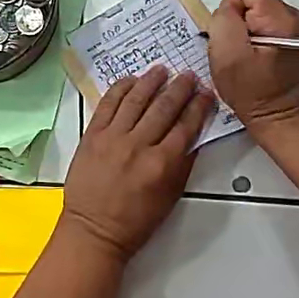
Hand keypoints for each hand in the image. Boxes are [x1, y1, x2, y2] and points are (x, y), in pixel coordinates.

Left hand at [61, 67, 216, 264]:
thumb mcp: (170, 196)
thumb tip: (193, 138)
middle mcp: (138, 145)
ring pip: (135, 101)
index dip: (199, 107)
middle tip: (188, 75)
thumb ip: (182, 164)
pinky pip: (108, 105)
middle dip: (179, 89)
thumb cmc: (134, 220)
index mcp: (163, 164)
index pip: (186, 126)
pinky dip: (119, 90)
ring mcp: (112, 137)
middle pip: (163, 108)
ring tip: (161, 70)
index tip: (206, 93)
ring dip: (150, 82)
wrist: (94, 227)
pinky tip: (129, 80)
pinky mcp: (92, 135)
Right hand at [209, 0, 298, 128]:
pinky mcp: (290, 32)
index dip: (231, 3)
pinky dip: (251, 32)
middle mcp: (293, 16)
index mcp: (279, 18)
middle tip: (237, 43)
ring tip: (244, 50)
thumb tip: (231, 1)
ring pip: (254, 5)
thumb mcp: (224, 49)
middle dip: (237, 14)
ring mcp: (294, 24)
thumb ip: (225, 14)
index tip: (234, 29)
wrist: (274, 113)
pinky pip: (260, 17)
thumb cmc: (250, 88)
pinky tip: (251, 51)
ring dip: (242, 24)